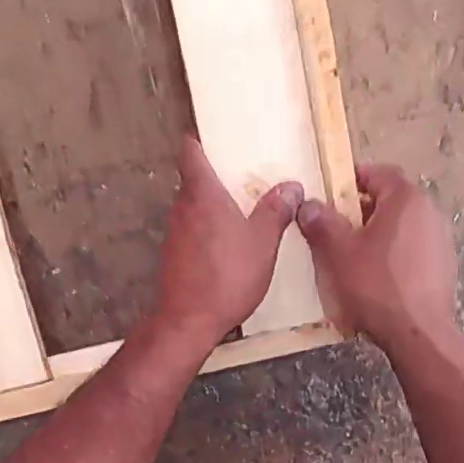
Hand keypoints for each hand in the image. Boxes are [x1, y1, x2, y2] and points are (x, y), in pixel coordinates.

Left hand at [149, 137, 302, 345]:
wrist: (188, 322)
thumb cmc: (227, 277)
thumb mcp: (262, 243)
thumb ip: (276, 212)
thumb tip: (291, 186)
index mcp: (202, 195)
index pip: (190, 152)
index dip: (199, 142)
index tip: (213, 140)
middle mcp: (181, 209)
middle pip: (193, 183)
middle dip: (216, 180)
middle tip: (244, 184)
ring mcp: (173, 235)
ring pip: (192, 211)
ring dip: (212, 211)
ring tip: (240, 219)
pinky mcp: (172, 259)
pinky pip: (191, 235)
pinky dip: (206, 235)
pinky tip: (226, 252)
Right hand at [296, 164, 458, 353]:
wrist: (417, 333)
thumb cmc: (376, 286)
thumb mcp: (338, 253)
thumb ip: (322, 223)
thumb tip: (308, 204)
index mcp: (406, 200)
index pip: (379, 172)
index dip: (353, 177)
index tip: (330, 189)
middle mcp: (428, 213)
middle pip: (389, 200)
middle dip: (359, 209)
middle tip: (332, 226)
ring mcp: (439, 242)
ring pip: (399, 228)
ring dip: (374, 234)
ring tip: (349, 255)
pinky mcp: (441, 268)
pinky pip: (409, 251)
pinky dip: (389, 255)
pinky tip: (372, 278)